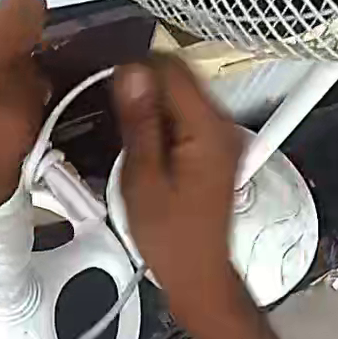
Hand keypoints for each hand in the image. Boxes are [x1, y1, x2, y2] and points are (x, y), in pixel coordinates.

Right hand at [112, 57, 247, 316]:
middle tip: (118, 116)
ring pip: (185, 92)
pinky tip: (149, 146)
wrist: (198, 270)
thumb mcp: (142, 179)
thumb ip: (139, 122)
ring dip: (155, 102)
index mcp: (208, 131)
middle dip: (146, 85)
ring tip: (132, 136)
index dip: (136, 69)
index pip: (172, 68)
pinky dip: (167, 118)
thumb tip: (131, 74)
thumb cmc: (171, 238)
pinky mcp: (219, 147)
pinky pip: (190, 114)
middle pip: (182, 76)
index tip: (112, 86)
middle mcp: (225, 127)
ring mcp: (225, 137)